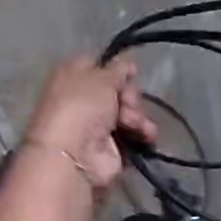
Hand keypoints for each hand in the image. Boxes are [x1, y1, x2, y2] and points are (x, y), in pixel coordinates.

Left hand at [23, 54, 157, 189]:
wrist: (74, 154)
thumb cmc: (81, 106)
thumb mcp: (101, 77)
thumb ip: (118, 69)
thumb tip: (127, 65)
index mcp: (73, 77)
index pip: (98, 66)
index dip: (115, 69)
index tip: (130, 73)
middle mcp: (84, 101)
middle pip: (118, 91)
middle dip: (129, 95)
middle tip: (127, 104)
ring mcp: (98, 127)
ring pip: (129, 113)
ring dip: (137, 116)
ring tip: (134, 124)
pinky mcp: (111, 149)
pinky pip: (134, 136)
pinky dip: (143, 134)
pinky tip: (147, 136)